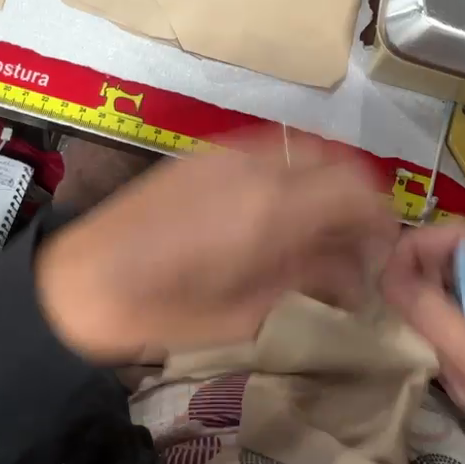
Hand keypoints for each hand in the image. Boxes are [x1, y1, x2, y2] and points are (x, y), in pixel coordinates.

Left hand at [38, 132, 398, 362]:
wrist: (83, 281)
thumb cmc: (167, 312)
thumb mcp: (248, 312)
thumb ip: (311, 281)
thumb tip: (356, 279)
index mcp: (274, 208)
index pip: (357, 192)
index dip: (380, 220)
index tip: (381, 252)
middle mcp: (258, 167)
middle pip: (338, 163)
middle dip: (359, 200)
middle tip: (354, 243)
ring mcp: (229, 154)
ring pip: (305, 151)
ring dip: (326, 184)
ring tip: (318, 229)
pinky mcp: (205, 154)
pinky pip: (269, 151)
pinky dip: (291, 174)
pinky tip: (276, 213)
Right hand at [381, 224, 464, 463]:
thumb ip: (432, 315)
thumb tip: (385, 275)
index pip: (459, 236)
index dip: (418, 248)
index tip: (388, 280)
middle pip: (456, 270)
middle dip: (434, 309)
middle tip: (433, 351)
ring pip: (461, 303)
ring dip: (448, 340)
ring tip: (462, 384)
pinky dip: (464, 353)